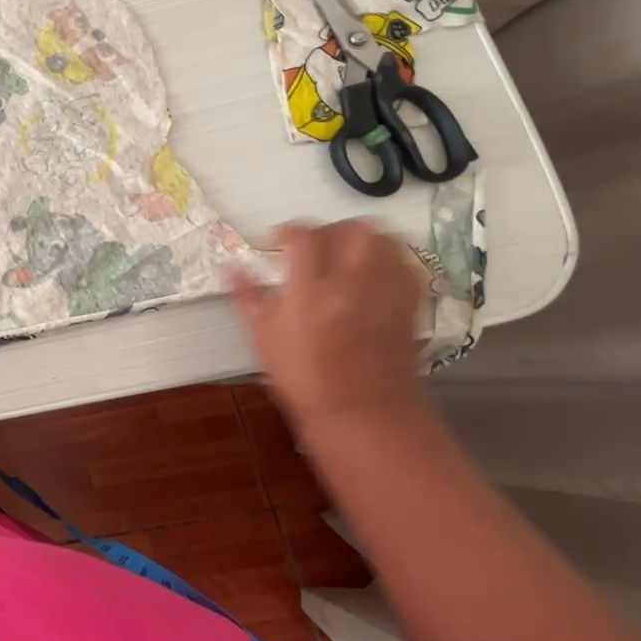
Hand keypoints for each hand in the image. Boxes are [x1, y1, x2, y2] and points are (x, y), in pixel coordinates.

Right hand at [226, 220, 427, 426]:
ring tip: (344, 255)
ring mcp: (388, 292)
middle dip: (330, 230)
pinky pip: (406, 264)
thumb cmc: (302, 376)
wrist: (363, 411)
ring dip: (363, 239)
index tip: (276, 242)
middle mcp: (354, 283)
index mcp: (310, 291)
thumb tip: (228, 267)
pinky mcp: (411, 304)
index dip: (288, 232)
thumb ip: (248, 296)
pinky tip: (371, 274)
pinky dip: (389, 258)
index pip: (304, 237)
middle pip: (353, 229)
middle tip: (313, 246)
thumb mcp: (264, 336)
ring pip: (387, 240)